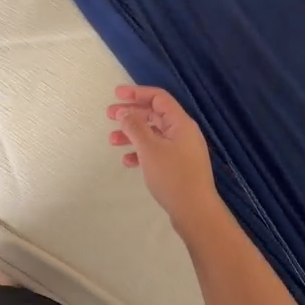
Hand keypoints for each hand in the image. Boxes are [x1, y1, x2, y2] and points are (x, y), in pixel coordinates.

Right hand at [108, 85, 222, 232]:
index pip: (158, 98)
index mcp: (180, 123)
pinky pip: (157, 151)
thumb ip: (135, 126)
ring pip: (153, 134)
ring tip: (112, 141)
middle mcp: (183, 133)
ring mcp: (182, 150)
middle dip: (131, 114)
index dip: (136, 93)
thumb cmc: (173, 175)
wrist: (196, 212)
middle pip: (154, 114)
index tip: (116, 94)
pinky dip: (141, 152)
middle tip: (109, 115)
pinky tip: (127, 161)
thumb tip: (125, 113)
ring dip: (132, 134)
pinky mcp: (179, 166)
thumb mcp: (149, 148)